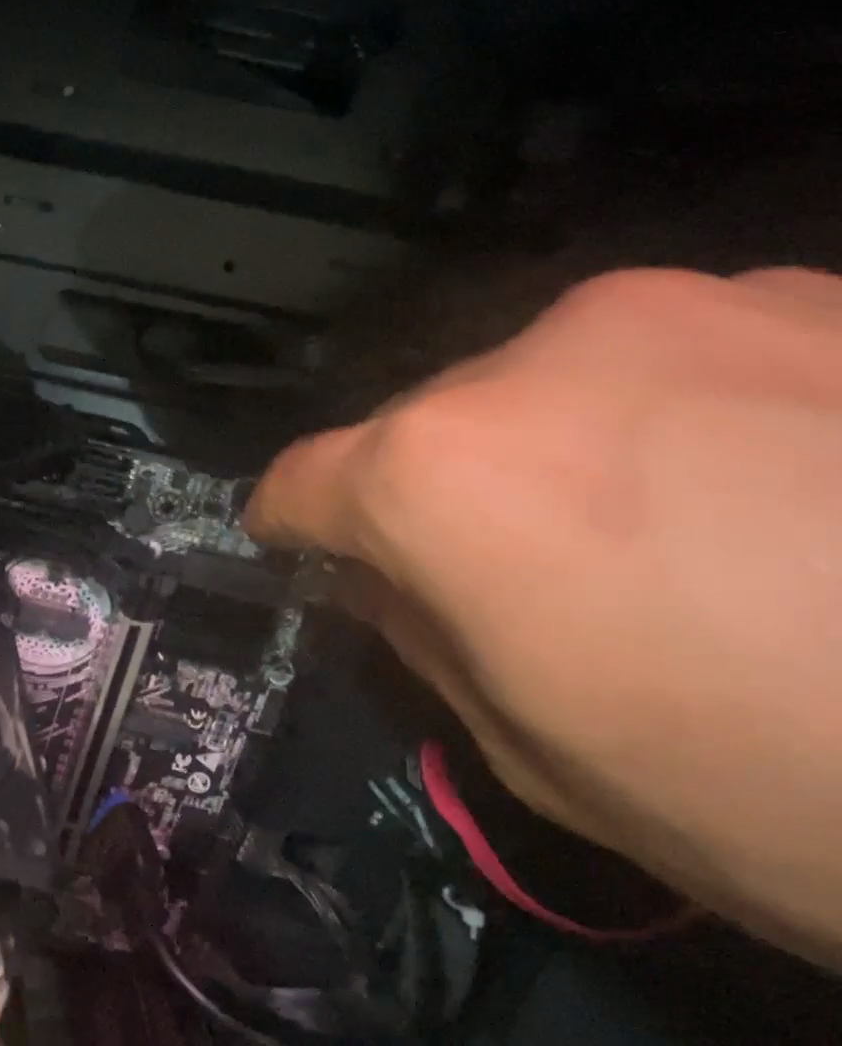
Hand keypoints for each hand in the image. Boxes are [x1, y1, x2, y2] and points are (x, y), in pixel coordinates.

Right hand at [247, 267, 841, 964]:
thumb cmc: (777, 784)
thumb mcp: (538, 747)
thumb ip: (423, 636)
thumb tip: (386, 578)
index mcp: (438, 475)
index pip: (299, 482)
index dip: (291, 526)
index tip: (304, 551)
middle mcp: (535, 359)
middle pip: (421, 427)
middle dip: (439, 495)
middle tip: (518, 578)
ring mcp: (690, 308)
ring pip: (549, 385)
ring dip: (562, 450)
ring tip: (673, 539)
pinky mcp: (827, 295)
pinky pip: (683, 360)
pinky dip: (682, 420)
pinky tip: (782, 496)